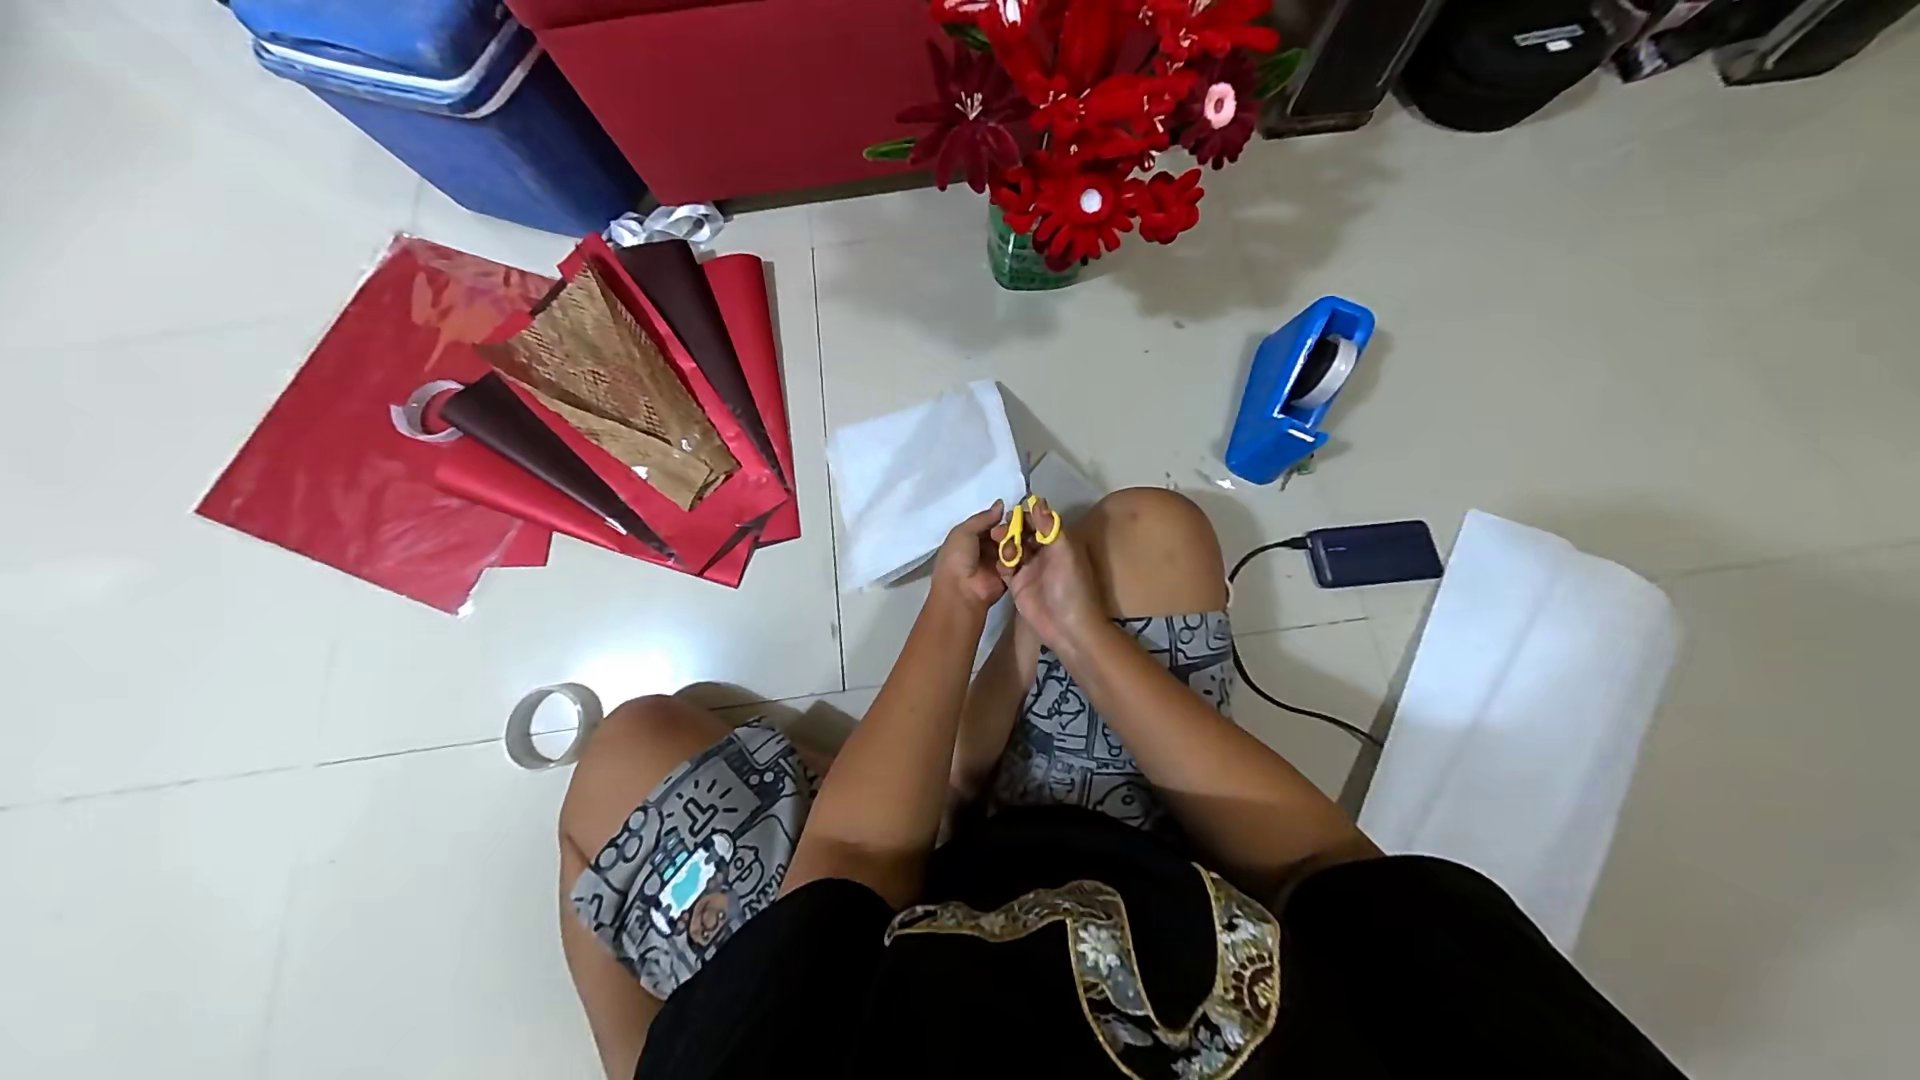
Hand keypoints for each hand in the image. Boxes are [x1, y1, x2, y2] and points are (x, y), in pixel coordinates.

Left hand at [930, 501, 1008, 611]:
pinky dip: (1019, 555)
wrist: (962, 590)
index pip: (990, 523)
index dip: (1001, 517)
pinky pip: (1017, 560)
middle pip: (1003, 533)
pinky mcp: (1008, 574)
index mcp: (970, 537)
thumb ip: (983, 518)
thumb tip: (1000, 504)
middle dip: (1011, 529)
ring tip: (1018, 539)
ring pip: (1012, 545)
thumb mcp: (964, 532)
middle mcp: (984, 548)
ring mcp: (996, 562)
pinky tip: (1022, 550)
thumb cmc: (957, 558)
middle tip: (1018, 525)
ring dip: (1015, 541)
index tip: (1014, 511)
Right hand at [993, 499, 1106, 653]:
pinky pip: (1005, 567)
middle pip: (1022, 533)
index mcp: (1058, 542)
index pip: (1039, 521)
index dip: (1026, 516)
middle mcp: (1043, 552)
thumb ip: (1050, 527)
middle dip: (1011, 530)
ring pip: (1012, 547)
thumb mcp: (1064, 553)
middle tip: (999, 533)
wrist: (1067, 627)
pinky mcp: (1017, 584)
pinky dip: (1001, 563)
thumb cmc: (1071, 587)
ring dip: (1005, 545)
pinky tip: (1002, 566)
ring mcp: (1029, 568)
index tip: (1013, 514)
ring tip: (1004, 551)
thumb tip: (1038, 500)